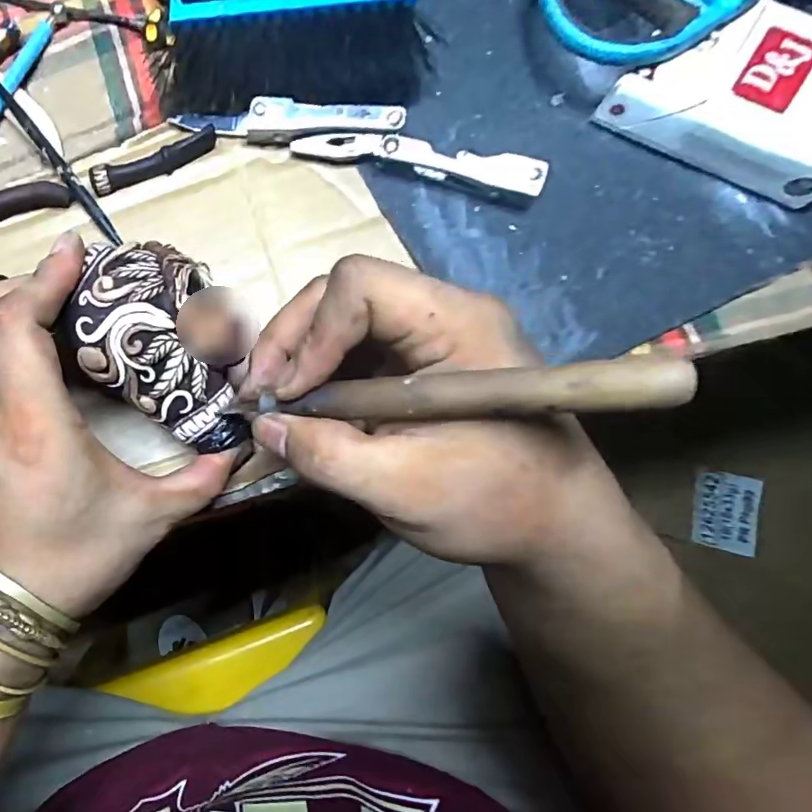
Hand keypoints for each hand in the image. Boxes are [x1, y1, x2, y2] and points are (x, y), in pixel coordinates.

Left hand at [0, 233, 238, 617]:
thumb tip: (236, 453)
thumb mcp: (147, 519)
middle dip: (22, 283)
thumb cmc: (74, 560)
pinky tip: (26, 356)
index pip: (15, 323)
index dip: (42, 277)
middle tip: (67, 284)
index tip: (75, 254)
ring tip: (43, 311)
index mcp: (33, 426)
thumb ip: (197, 481)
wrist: (7, 605)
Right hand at [240, 256, 628, 567]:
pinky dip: (309, 381)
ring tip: (272, 408)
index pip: (359, 285)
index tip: (288, 395)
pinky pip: (344, 356)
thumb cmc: (493, 504)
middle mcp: (438, 316)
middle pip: (337, 293)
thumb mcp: (400, 488)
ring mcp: (422, 341)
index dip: (311, 334)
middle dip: (287, 342)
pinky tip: (296, 415)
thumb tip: (263, 427)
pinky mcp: (408, 369)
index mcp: (455, 326)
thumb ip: (325, 456)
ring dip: (292, 361)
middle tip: (260, 396)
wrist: (550, 526)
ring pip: (333, 321)